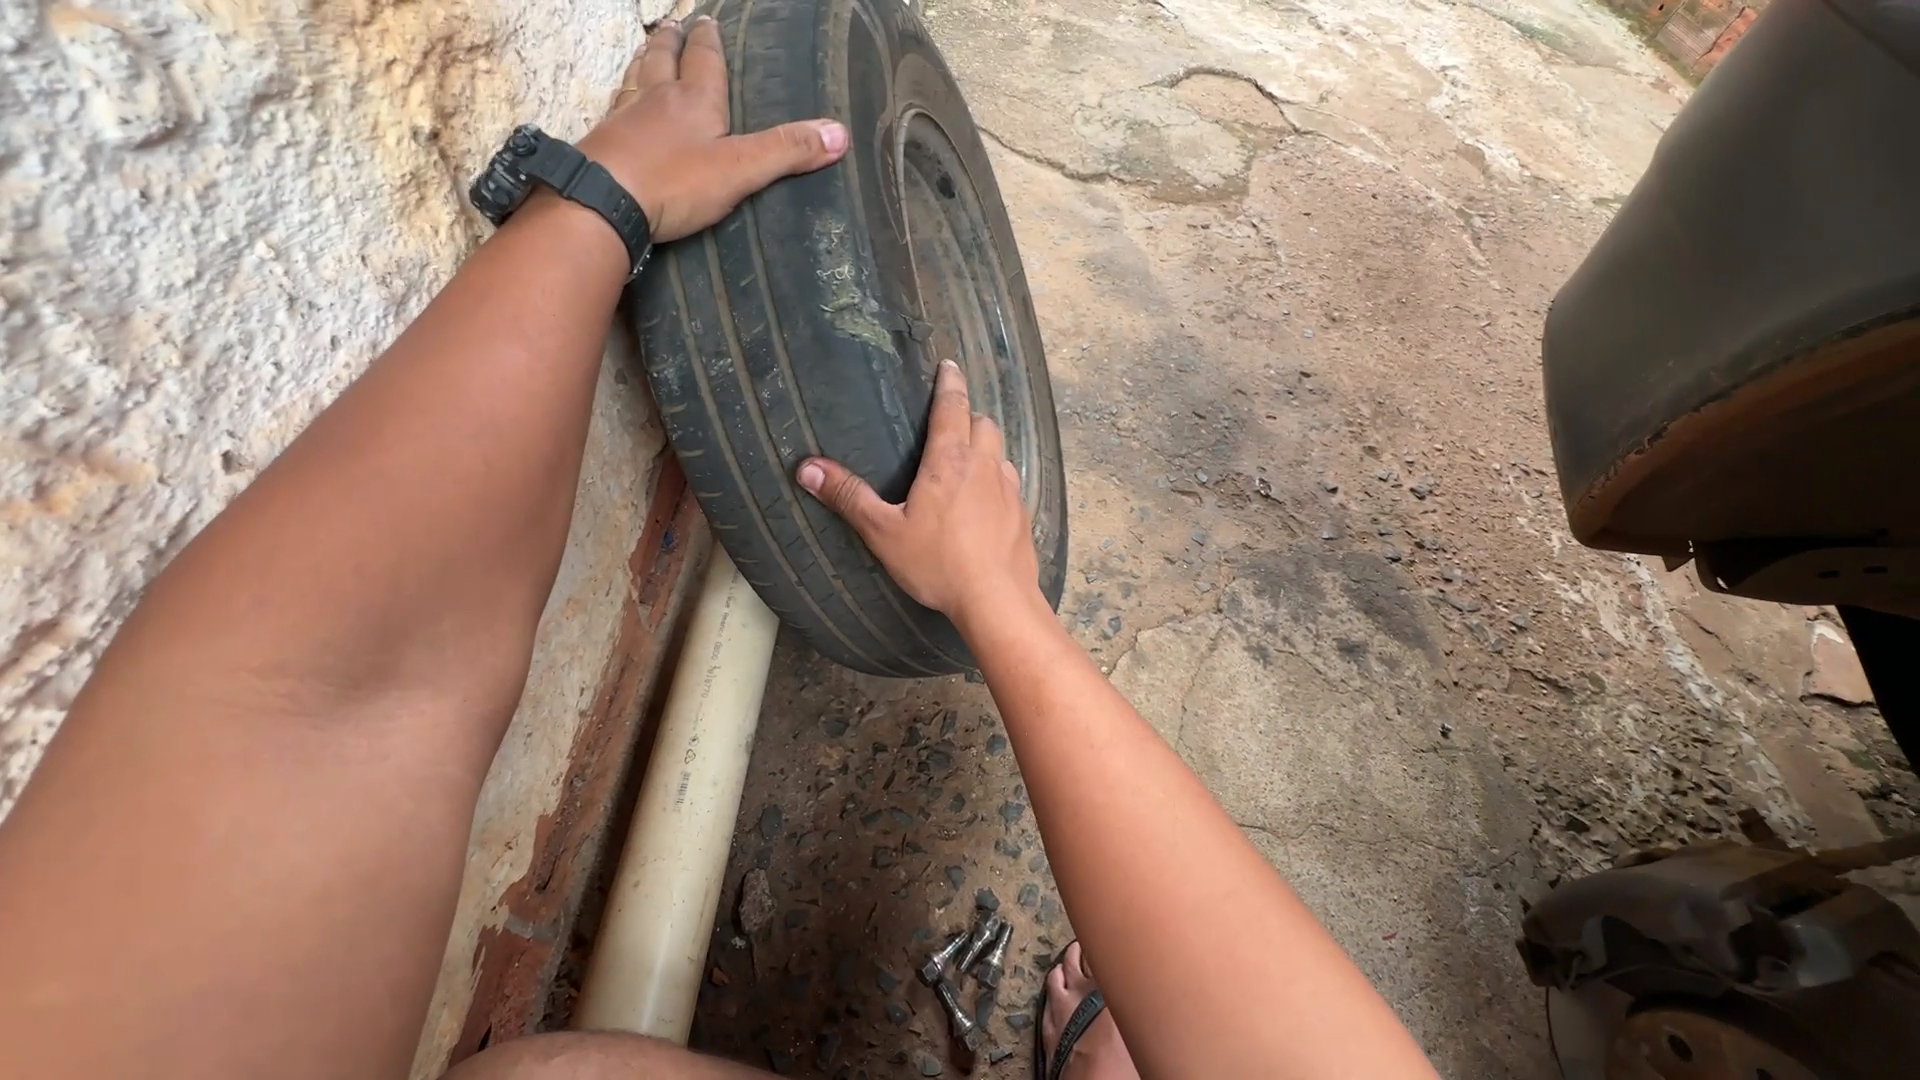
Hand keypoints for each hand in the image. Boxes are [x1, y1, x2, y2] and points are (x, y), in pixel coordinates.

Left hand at [580, 16, 848, 242]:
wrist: (603, 202)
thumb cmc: (675, 183)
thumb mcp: (741, 170)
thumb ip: (786, 152)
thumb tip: (840, 133)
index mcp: (694, 101)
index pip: (705, 61)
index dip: (709, 42)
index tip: (708, 20)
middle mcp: (657, 99)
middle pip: (663, 59)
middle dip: (673, 42)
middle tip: (674, 25)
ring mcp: (624, 119)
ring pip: (636, 78)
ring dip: (644, 60)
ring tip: (648, 50)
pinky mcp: (602, 144)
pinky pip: (614, 109)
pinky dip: (621, 98)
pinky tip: (619, 104)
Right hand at [797, 361, 1043, 626]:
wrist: (997, 599)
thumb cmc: (938, 564)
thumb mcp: (883, 532)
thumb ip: (848, 497)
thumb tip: (807, 468)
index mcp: (949, 461)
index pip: (952, 406)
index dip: (949, 382)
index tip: (948, 365)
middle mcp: (984, 465)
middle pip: (983, 422)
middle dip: (968, 413)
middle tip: (952, 417)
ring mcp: (1009, 489)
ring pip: (1000, 450)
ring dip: (985, 444)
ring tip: (968, 455)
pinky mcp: (1022, 514)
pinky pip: (1012, 481)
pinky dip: (998, 477)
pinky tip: (987, 497)